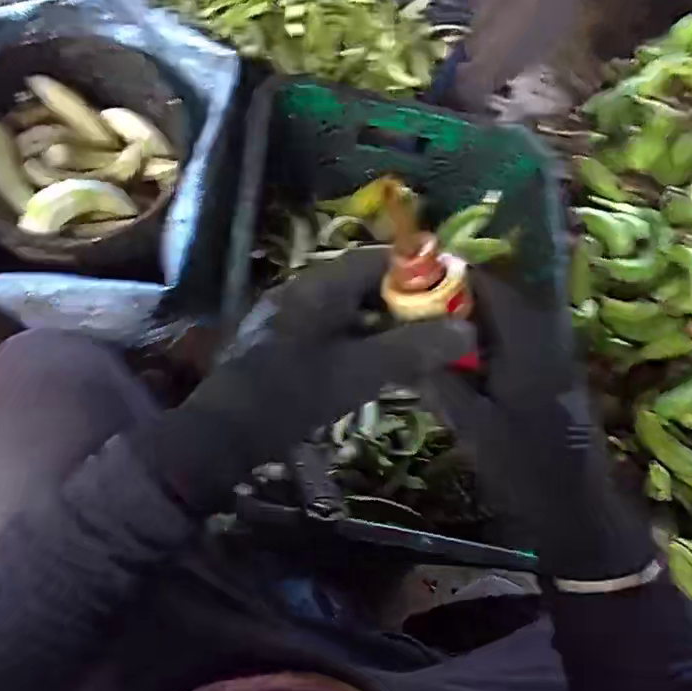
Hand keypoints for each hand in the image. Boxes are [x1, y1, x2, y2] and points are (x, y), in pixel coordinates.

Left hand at [127, 248, 472, 512]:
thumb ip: (412, 349)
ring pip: (340, 311)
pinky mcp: (273, 344)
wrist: (225, 431)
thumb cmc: (294, 394)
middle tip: (432, 328)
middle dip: (398, 304)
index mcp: (317, 286)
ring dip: (374, 327)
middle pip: (358, 285)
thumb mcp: (359, 372)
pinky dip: (350, 343)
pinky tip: (365, 369)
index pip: (375, 259)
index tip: (448, 292)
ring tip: (407, 351)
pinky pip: (322, 332)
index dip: (415, 271)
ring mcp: (281, 318)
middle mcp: (297, 292)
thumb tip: (466, 328)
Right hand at [421, 272, 654, 583]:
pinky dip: (492, 340)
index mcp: (529, 355)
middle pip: (509, 303)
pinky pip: (521, 344)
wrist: (575, 509)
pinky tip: (465, 356)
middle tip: (426, 299)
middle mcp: (549, 349)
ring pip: (516, 323)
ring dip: (480, 317)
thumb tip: (413, 349)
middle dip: (468, 294)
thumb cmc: (522, 469)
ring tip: (438, 322)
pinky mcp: (557, 380)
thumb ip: (443, 383)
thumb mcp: (472, 428)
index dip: (467, 276)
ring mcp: (557, 364)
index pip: (501, 295)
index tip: (430, 272)